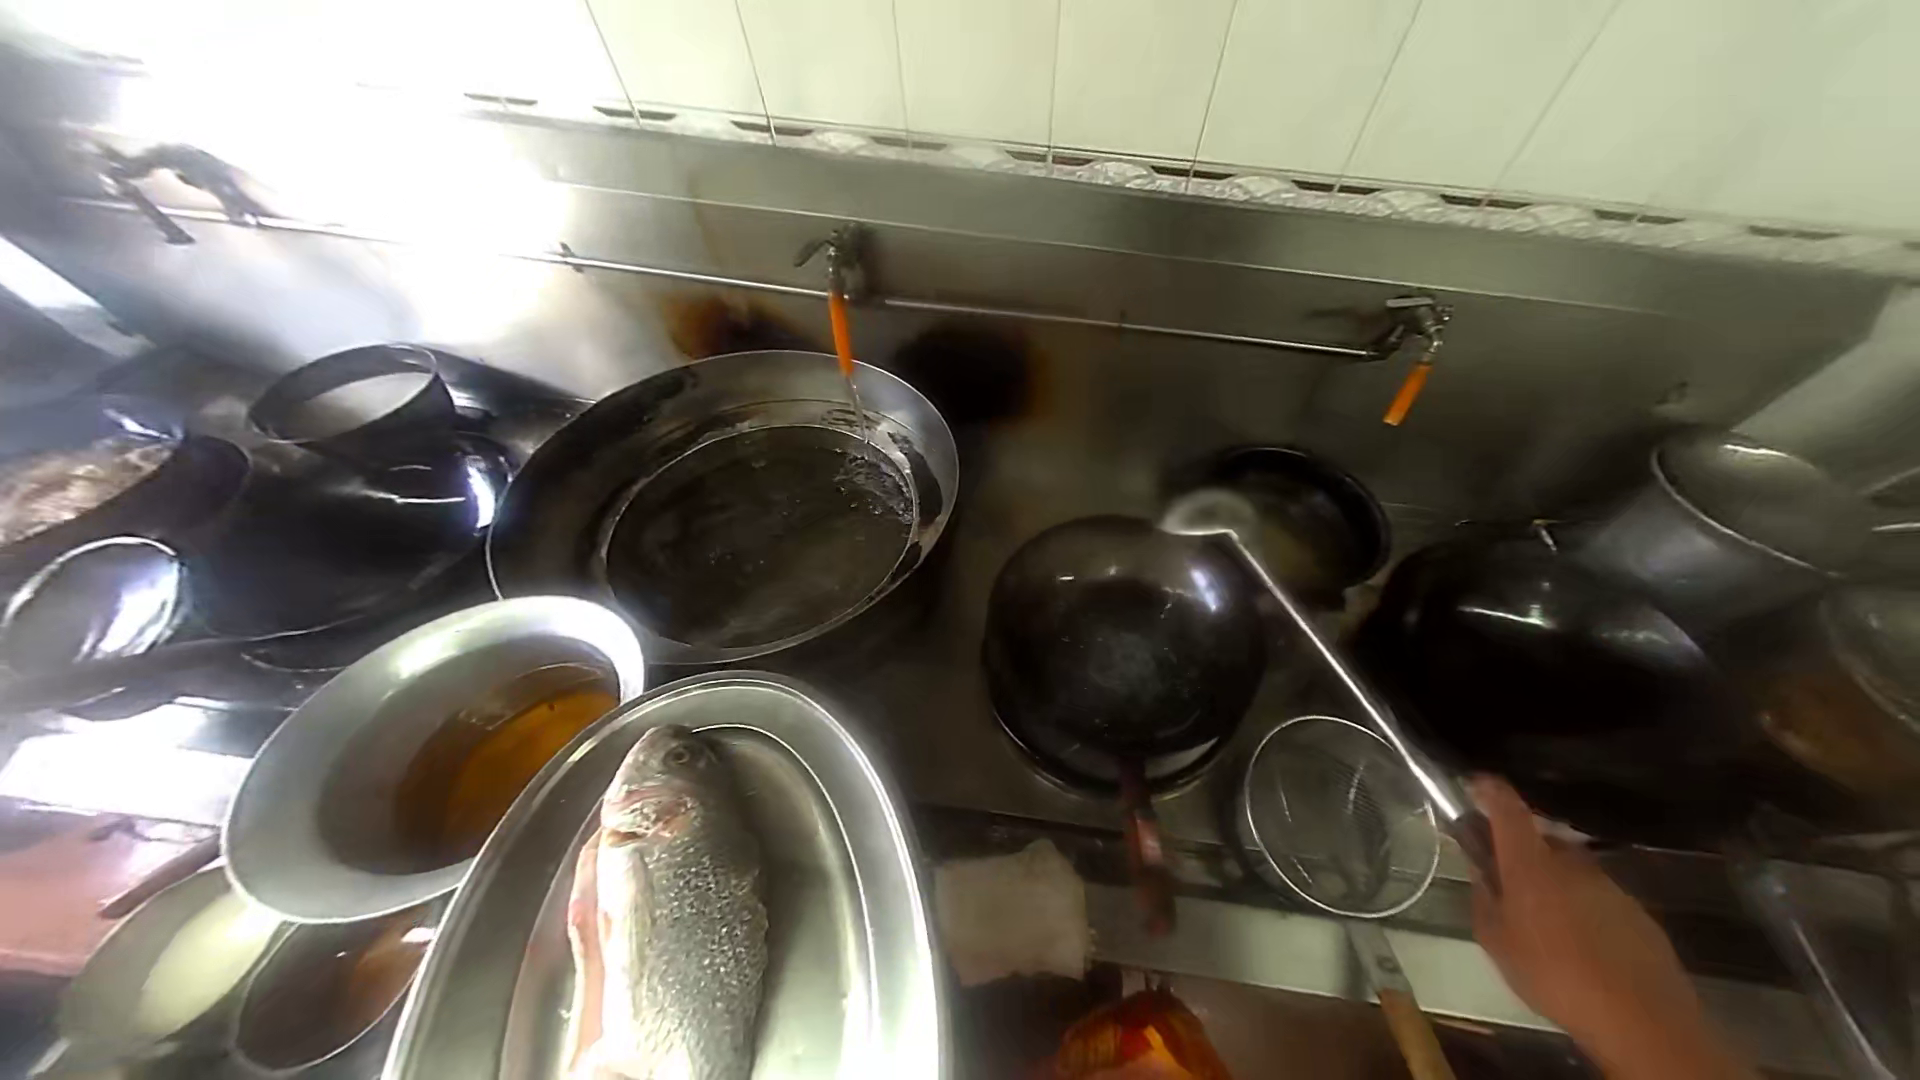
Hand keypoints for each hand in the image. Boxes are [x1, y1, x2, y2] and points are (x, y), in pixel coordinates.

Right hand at [1469, 777, 1752, 1079]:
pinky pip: (1600, 899)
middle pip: (1540, 839)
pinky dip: (1583, 908)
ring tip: (1543, 918)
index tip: (1475, 782)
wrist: (1648, 1028)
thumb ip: (1483, 898)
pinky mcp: (1641, 918)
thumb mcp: (1495, 940)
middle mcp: (1572, 865)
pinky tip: (1580, 943)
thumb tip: (1482, 874)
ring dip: (1553, 881)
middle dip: (1520, 849)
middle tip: (1505, 876)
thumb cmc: (1554, 976)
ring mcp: (1612, 890)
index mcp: (1530, 864)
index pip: (1508, 808)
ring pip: (1571, 870)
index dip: (1489, 788)